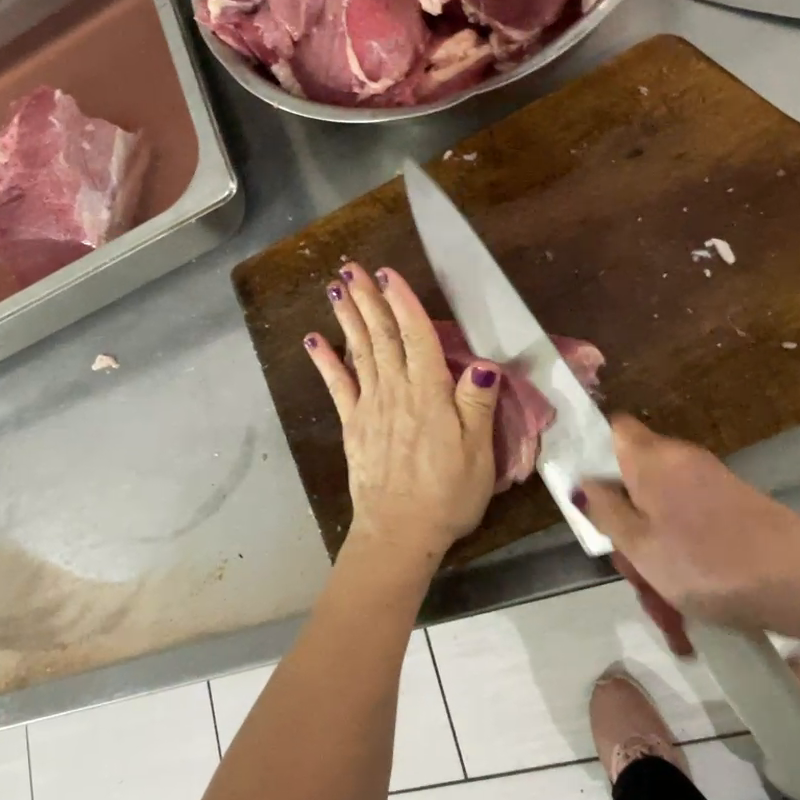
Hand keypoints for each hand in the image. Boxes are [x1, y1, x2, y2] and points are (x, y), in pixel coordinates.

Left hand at [305, 263, 500, 561]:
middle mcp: (396, 390)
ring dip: (348, 318)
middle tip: (351, 267)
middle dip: (367, 299)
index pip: (416, 336)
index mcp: (430, 393)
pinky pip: (337, 386)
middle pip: (381, 335)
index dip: (402, 301)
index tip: (388, 273)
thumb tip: (486, 364)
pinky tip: (313, 340)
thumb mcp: (478, 452)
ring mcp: (369, 406)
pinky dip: (325, 361)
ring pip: (359, 352)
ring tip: (336, 288)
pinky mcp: (352, 425)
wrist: (400, 532)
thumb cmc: (448, 494)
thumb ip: (478, 405)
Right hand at [575, 415, 799, 648]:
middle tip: (626, 562)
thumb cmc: (708, 564)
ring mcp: (712, 482)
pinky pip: (691, 521)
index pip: (611, 429)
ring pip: (662, 507)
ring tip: (661, 595)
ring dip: (654, 544)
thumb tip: (583, 482)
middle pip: (635, 476)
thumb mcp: (639, 547)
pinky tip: (690, 592)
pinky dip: (683, 550)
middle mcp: (681, 459)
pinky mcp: (736, 505)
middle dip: (624, 517)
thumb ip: (605, 511)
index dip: (591, 451)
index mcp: (651, 459)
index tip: (583, 490)